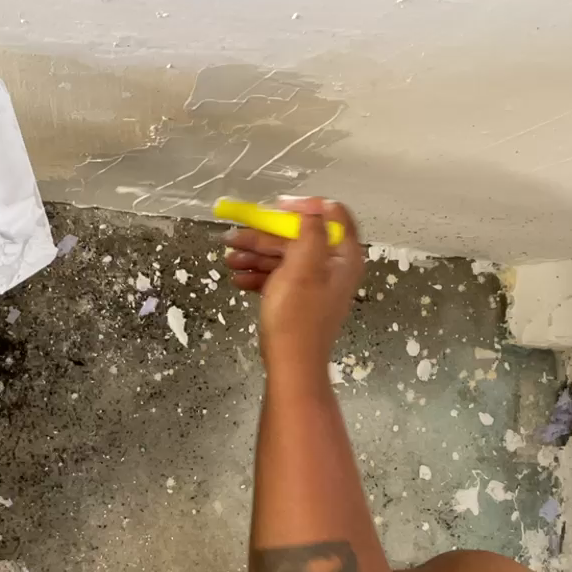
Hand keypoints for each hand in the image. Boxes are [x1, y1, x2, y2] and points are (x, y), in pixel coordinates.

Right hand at [223, 198, 363, 371]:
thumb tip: (314, 206)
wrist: (291, 365)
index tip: (274, 208)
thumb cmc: (297, 316)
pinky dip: (258, 276)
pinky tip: (237, 280)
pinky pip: (279, 278)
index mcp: (343, 257)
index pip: (331, 216)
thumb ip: (310, 233)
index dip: (304, 207)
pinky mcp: (299, 300)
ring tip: (228, 260)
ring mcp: (315, 285)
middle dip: (265, 236)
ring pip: (284, 258)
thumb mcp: (303, 268)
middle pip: (298, 238)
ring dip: (255, 256)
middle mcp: (333, 267)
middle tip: (233, 238)